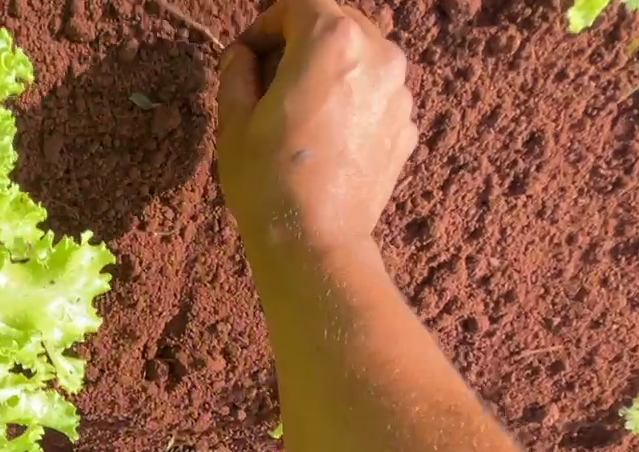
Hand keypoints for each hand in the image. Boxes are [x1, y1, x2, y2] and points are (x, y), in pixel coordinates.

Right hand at [215, 0, 415, 258]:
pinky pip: (373, 96)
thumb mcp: (233, 127)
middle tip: (267, 89)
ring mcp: (399, 87)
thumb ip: (236, 77)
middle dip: (298, 46)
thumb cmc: (265, 181)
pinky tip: (324, 142)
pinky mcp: (406, 122)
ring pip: (359, 59)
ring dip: (327, 74)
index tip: (243, 59)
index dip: (263, 26)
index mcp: (330, 41)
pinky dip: (349, 104)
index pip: (297, 4)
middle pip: (335, 24)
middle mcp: (377, 49)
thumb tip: (241, 56)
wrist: (314, 241)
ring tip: (298, 119)